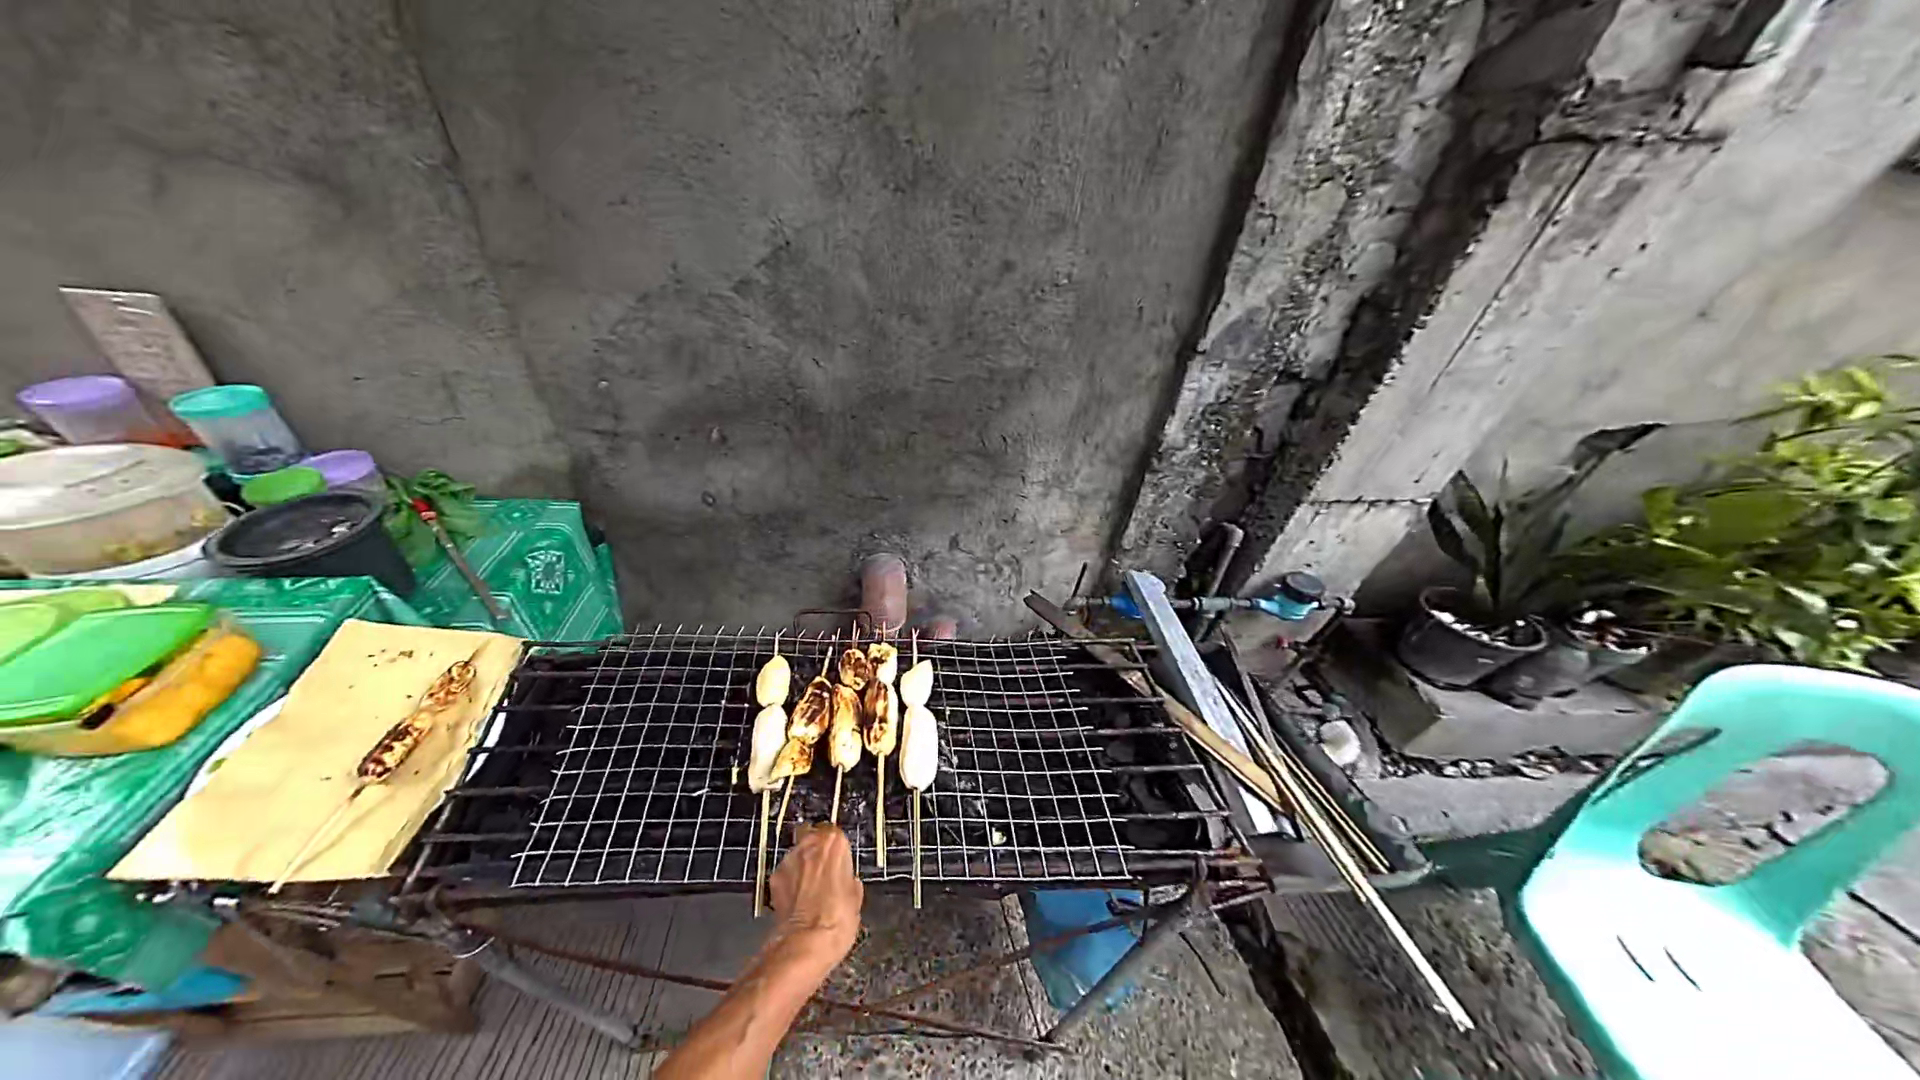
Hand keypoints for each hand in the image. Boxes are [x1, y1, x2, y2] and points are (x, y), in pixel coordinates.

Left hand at [768, 824, 862, 964]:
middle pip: (813, 837)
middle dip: (817, 851)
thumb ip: (849, 878)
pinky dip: (790, 881)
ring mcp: (789, 860)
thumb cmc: (838, 919)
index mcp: (835, 843)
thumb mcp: (856, 896)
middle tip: (824, 873)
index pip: (835, 834)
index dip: (837, 850)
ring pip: (797, 854)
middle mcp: (810, 844)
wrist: (806, 943)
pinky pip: (785, 873)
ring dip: (803, 865)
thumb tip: (847, 881)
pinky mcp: (774, 878)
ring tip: (809, 890)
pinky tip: (796, 900)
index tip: (840, 863)